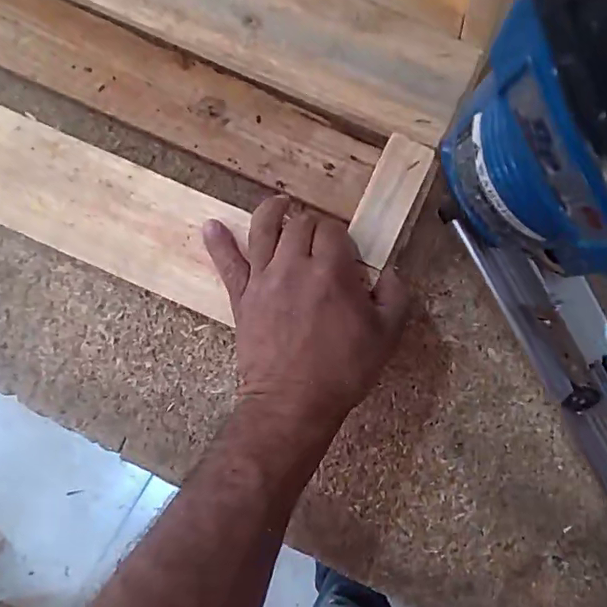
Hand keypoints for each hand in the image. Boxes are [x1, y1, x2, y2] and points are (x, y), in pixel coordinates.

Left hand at [204, 196, 410, 434]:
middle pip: (300, 225)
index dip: (341, 235)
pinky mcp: (242, 298)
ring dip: (272, 212)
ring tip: (280, 204)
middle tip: (319, 234)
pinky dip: (218, 243)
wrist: (293, 403)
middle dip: (312, 223)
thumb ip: (395, 295)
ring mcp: (264, 280)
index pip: (333, 231)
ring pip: (264, 231)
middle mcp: (295, 266)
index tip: (346, 250)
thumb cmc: (344, 370)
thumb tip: (391, 272)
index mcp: (331, 271)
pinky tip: (211, 226)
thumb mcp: (386, 334)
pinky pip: (228, 264)